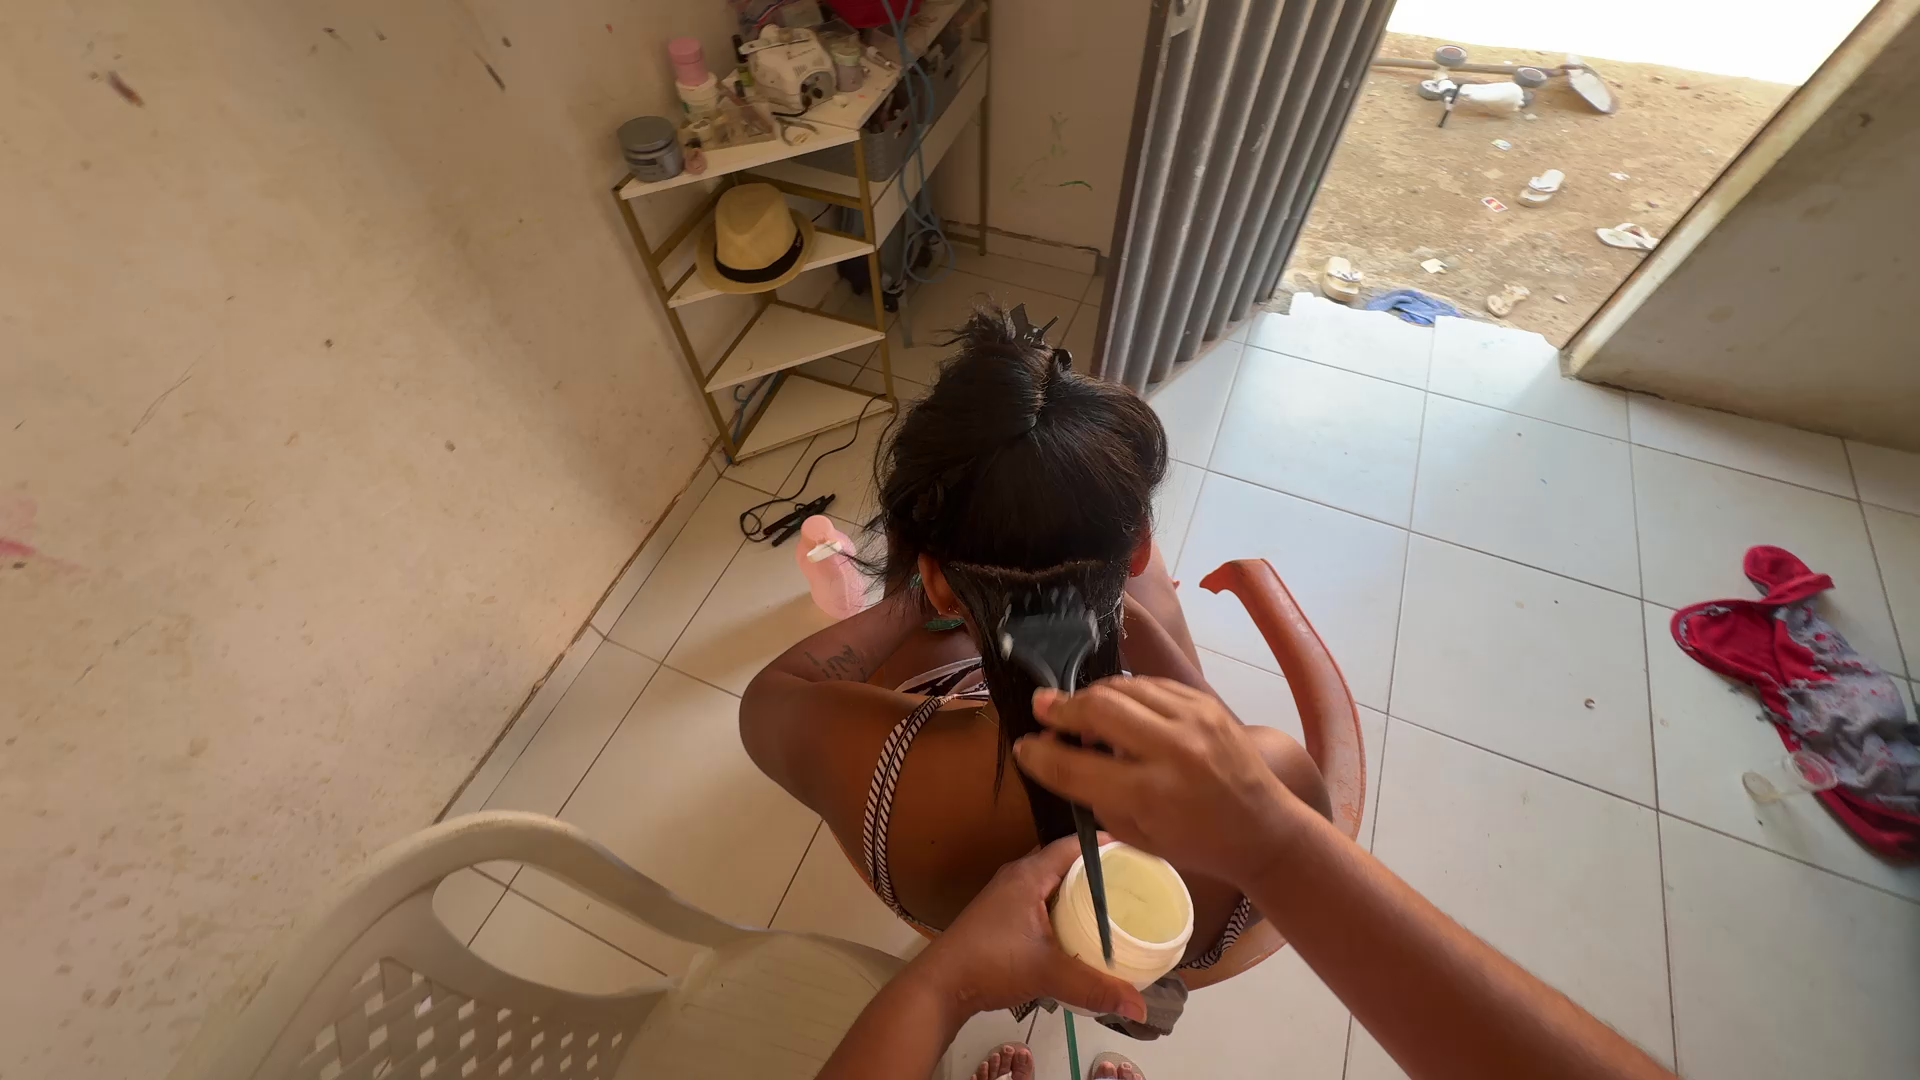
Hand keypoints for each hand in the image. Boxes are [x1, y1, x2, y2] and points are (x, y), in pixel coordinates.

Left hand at [914, 836, 1146, 1022]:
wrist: (943, 982)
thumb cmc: (992, 962)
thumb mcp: (1047, 973)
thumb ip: (1094, 988)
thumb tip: (1140, 1008)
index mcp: (1029, 874)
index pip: (1072, 846)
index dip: (1103, 845)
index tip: (1136, 851)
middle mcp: (1019, 875)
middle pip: (1064, 860)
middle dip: (1096, 867)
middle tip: (1132, 878)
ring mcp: (1008, 893)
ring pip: (1052, 880)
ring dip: (1078, 887)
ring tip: (1113, 900)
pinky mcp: (1003, 912)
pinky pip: (1042, 896)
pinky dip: (1063, 903)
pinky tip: (1080, 925)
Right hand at [1015, 676, 1302, 886]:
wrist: (1265, 830)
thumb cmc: (1195, 843)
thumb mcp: (1136, 834)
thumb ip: (1092, 792)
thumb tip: (1056, 750)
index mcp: (1152, 794)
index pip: (1075, 766)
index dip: (1039, 755)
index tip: (1023, 746)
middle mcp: (1173, 750)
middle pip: (1098, 707)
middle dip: (1061, 707)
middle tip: (1042, 707)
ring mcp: (1194, 719)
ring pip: (1122, 687)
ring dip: (1092, 696)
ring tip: (1080, 710)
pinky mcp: (1206, 703)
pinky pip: (1149, 684)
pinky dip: (1125, 693)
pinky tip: (1118, 707)